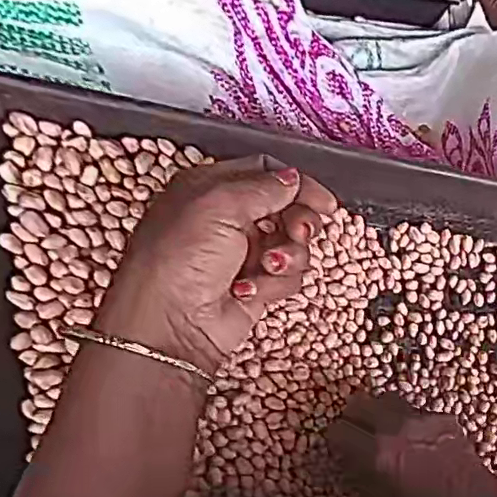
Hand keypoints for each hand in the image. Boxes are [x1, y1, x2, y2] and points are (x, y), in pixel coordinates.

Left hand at [94, 156, 337, 376]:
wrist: (172, 323)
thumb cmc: (180, 260)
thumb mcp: (219, 207)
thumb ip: (262, 187)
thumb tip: (293, 178)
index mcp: (213, 189)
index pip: (266, 172)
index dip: (297, 184)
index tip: (324, 202)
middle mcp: (230, 219)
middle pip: (286, 210)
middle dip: (299, 222)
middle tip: (300, 233)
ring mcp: (245, 255)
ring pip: (293, 246)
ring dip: (288, 257)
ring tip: (267, 267)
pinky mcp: (257, 286)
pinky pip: (288, 278)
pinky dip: (275, 284)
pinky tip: (250, 290)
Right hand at [326, 394, 496, 496]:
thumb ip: (361, 483)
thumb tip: (350, 468)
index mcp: (377, 454)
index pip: (338, 430)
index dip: (335, 439)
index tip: (338, 447)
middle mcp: (397, 429)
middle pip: (359, 402)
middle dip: (354, 416)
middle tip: (357, 432)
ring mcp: (423, 419)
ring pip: (389, 399)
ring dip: (382, 413)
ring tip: (387, 432)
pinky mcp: (444, 418)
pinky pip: (418, 411)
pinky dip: (411, 421)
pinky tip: (419, 441)